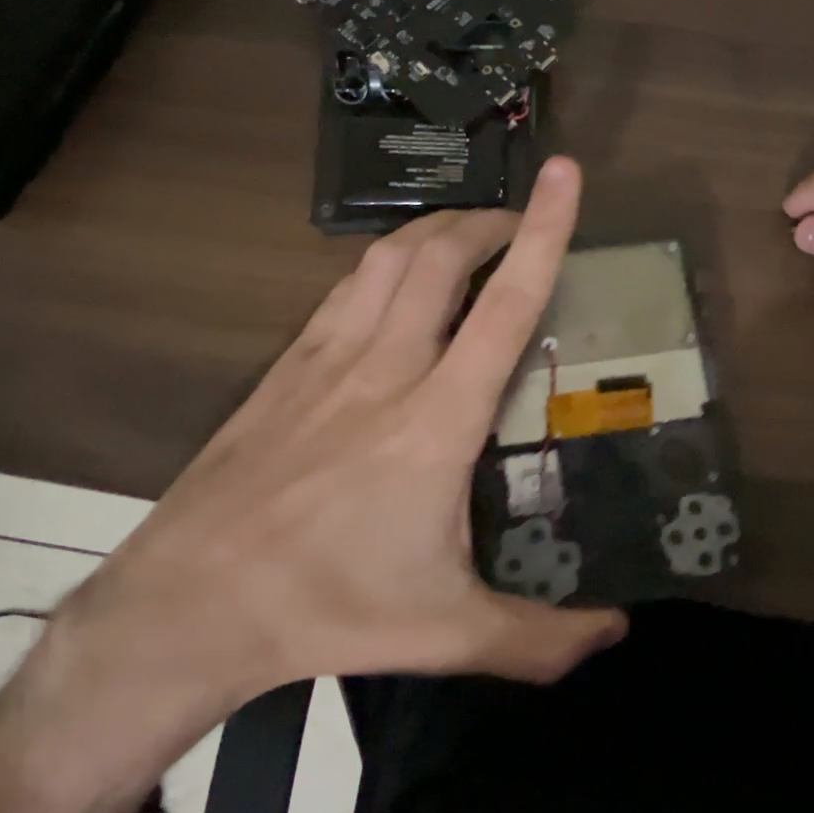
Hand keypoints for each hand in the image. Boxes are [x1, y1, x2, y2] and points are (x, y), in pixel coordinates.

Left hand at [76, 157, 624, 701]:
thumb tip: (618, 634)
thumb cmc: (327, 608)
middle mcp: (385, 369)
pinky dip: (384, 265)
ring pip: (387, 259)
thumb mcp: (447, 633)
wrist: (194, 600)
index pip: (505, 305)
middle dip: (490, 221)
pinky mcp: (284, 368)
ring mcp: (326, 360)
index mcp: (436, 419)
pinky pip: (344, 290)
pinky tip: (393, 283)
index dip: (544, 232)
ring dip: (436, 231)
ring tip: (468, 236)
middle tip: (522, 223)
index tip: (564, 173)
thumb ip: (541, 639)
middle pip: (441, 257)